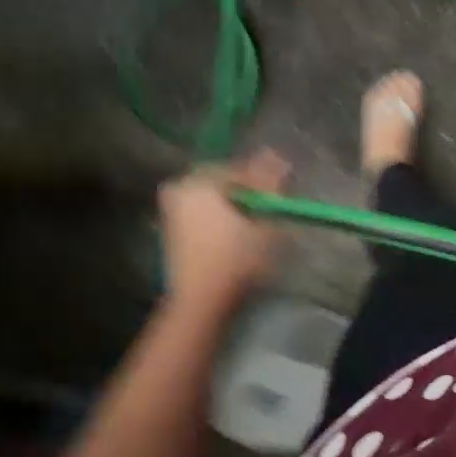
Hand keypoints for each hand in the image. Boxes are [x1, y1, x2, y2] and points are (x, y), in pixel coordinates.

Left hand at [158, 148, 291, 311]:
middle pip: (225, 182)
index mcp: (200, 182)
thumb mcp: (264, 220)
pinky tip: (238, 233)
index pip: (242, 170)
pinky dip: (221, 217)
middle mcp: (180, 189)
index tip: (284, 195)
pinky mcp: (171, 230)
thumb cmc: (237, 259)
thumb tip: (278, 154)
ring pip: (214, 197)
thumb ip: (271, 185)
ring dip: (236, 205)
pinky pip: (203, 212)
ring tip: (258, 222)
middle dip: (249, 191)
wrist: (203, 301)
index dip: (265, 182)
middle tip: (272, 207)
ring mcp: (171, 210)